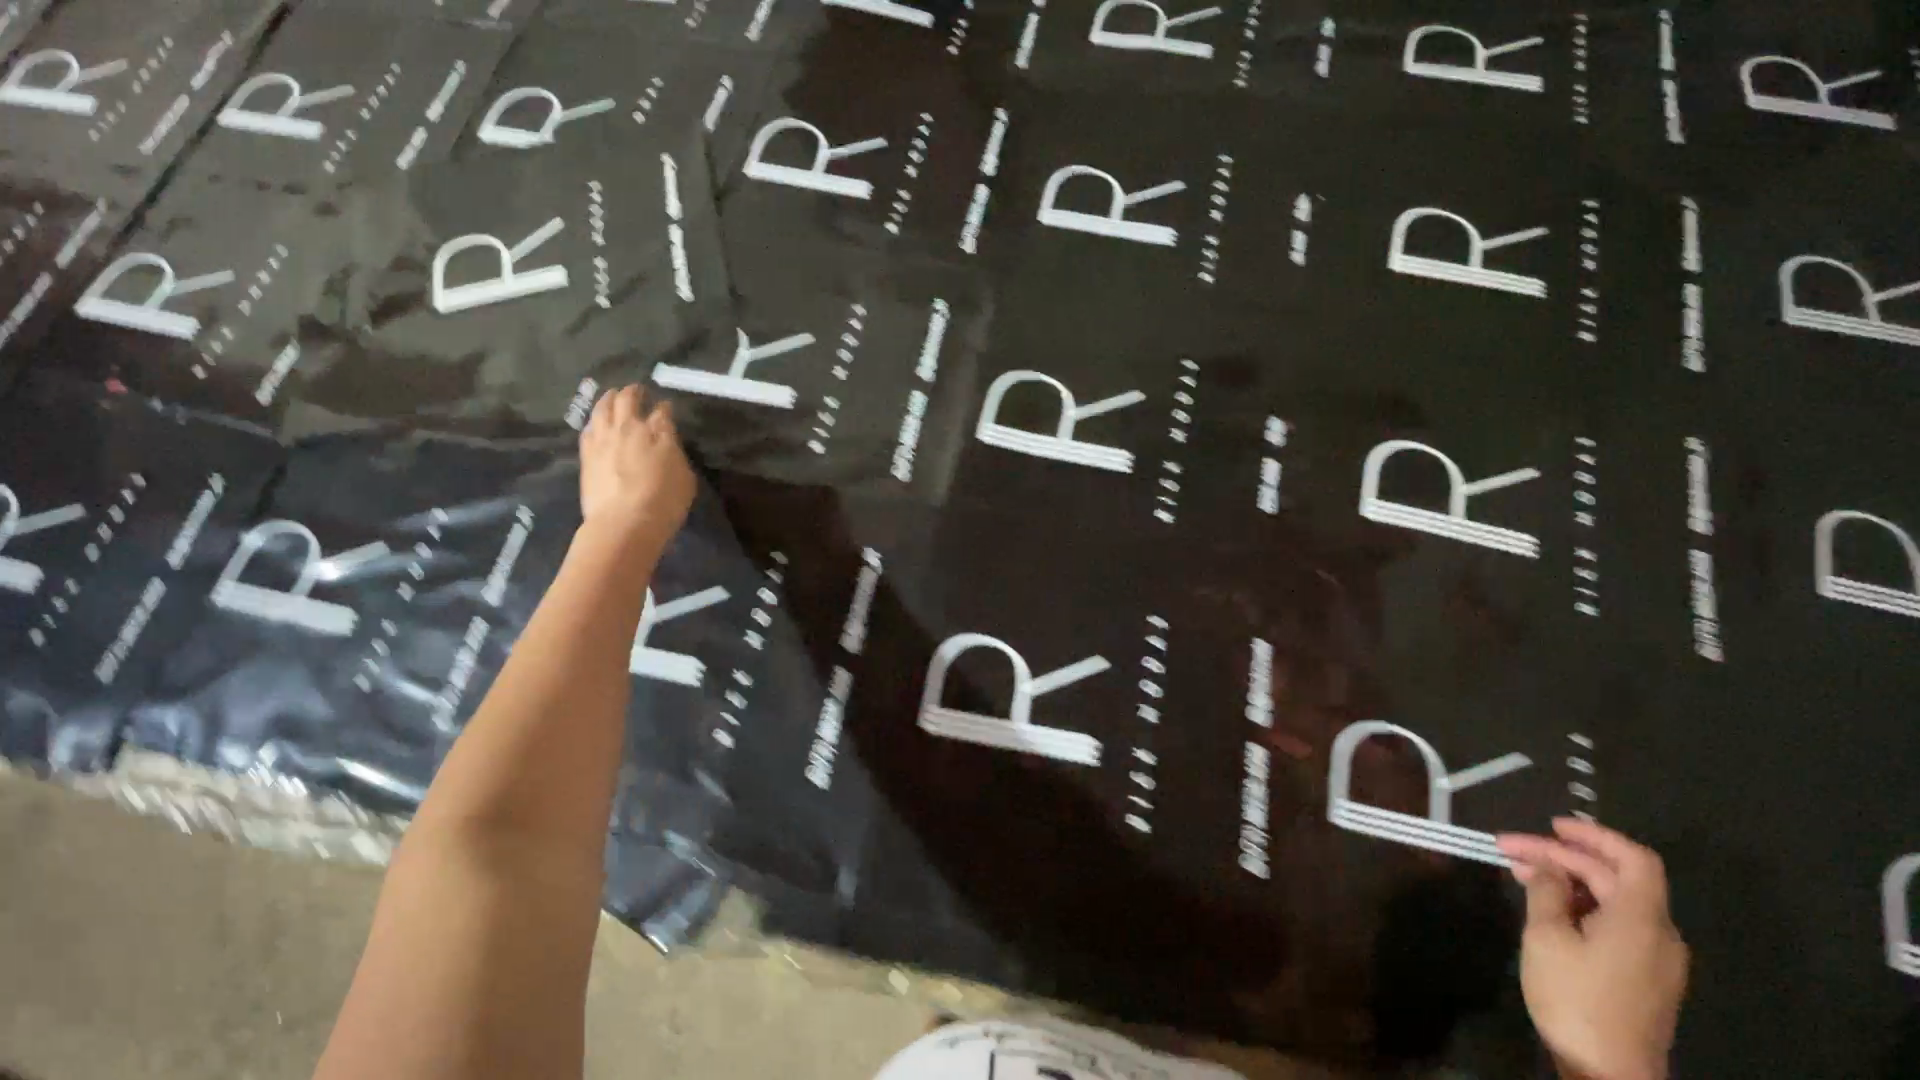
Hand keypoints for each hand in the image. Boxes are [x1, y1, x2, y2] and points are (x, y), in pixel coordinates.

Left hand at [578, 385, 693, 547]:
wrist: (623, 523)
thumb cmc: (663, 500)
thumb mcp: (683, 474)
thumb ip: (673, 448)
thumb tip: (665, 430)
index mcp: (654, 431)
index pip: (661, 411)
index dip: (664, 407)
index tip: (665, 406)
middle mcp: (626, 428)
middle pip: (626, 400)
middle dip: (632, 392)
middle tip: (636, 390)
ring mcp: (602, 441)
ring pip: (602, 409)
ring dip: (608, 399)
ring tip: (612, 397)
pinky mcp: (586, 457)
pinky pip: (588, 429)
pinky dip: (594, 421)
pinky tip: (595, 424)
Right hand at [1496, 819, 1688, 1079]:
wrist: (1609, 1072)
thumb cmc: (1575, 998)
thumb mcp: (1547, 937)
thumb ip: (1546, 892)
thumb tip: (1544, 866)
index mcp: (1641, 918)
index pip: (1633, 857)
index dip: (1594, 835)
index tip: (1551, 826)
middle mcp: (1660, 933)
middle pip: (1617, 878)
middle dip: (1564, 858)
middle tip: (1513, 850)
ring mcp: (1657, 959)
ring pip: (1616, 902)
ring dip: (1571, 882)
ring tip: (1523, 875)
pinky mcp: (1646, 978)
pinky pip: (1619, 925)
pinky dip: (1584, 907)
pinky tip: (1550, 910)